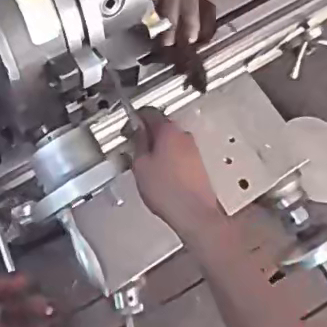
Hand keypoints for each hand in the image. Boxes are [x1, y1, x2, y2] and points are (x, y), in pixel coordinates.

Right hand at [130, 110, 228, 243]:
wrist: (194, 214)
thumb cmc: (168, 191)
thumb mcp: (140, 165)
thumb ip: (137, 143)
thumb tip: (137, 132)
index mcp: (168, 131)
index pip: (149, 112)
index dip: (135, 118)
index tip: (128, 126)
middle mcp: (183, 136)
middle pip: (161, 125)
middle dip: (147, 133)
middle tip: (134, 145)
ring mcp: (193, 149)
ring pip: (170, 139)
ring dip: (158, 146)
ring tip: (145, 163)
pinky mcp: (197, 164)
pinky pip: (179, 153)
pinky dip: (168, 157)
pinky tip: (160, 173)